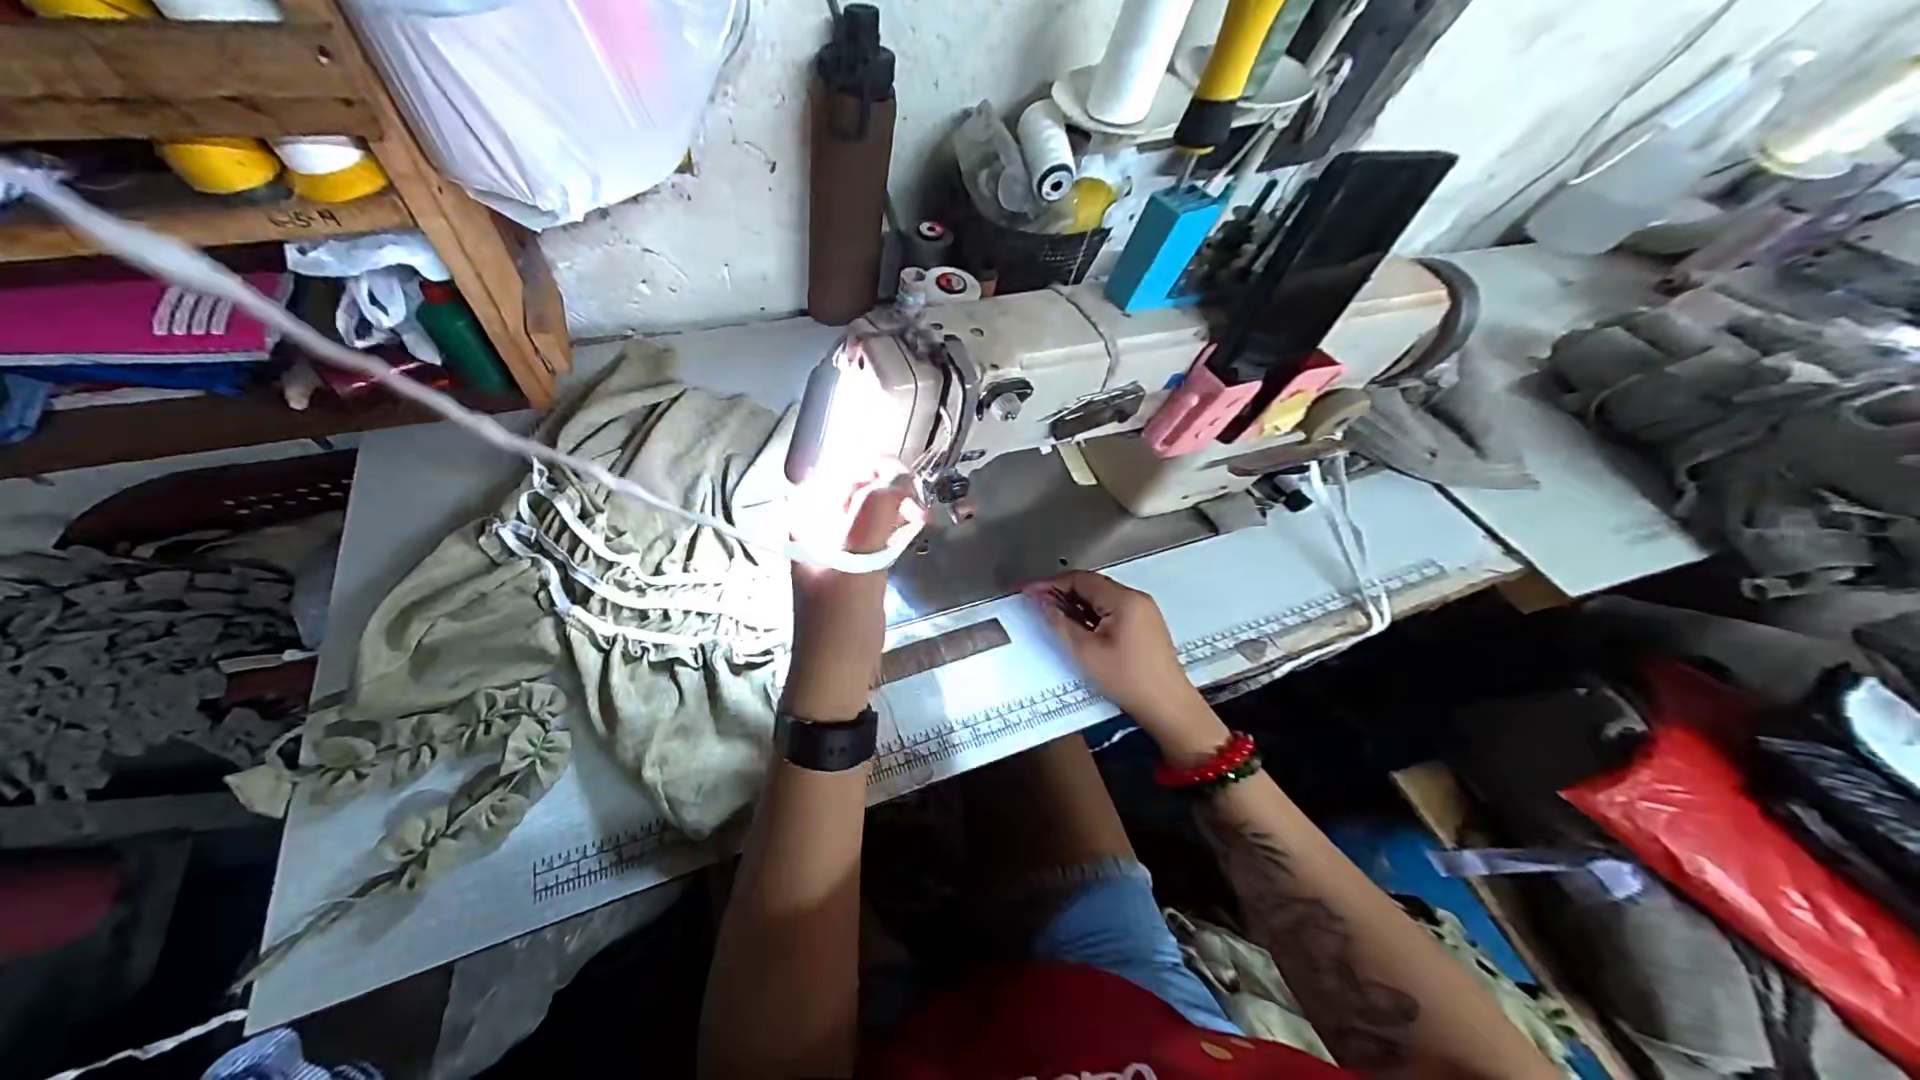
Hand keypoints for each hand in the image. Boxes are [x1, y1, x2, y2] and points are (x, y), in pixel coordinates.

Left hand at [784, 474, 919, 720]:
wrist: (837, 669)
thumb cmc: (840, 618)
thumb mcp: (857, 561)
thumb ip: (875, 511)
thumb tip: (899, 476)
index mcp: (806, 514)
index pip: (844, 467)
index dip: (879, 467)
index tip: (911, 485)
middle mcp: (817, 520)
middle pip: (861, 481)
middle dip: (893, 486)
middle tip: (918, 509)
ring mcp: (837, 538)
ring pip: (874, 503)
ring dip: (899, 503)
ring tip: (919, 520)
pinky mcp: (855, 556)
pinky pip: (879, 525)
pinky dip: (898, 523)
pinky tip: (913, 529)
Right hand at [1025, 570, 1228, 759]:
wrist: (1166, 706)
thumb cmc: (1128, 680)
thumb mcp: (1085, 652)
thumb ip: (1059, 622)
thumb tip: (1041, 602)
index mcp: (1124, 600)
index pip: (1080, 579)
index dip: (1050, 584)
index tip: (1030, 591)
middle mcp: (1137, 598)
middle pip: (1092, 585)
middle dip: (1062, 592)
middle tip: (1038, 603)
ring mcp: (1144, 610)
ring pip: (1101, 597)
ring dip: (1077, 603)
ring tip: (1054, 616)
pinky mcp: (1145, 624)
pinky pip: (1113, 608)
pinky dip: (1092, 613)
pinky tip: (1079, 627)